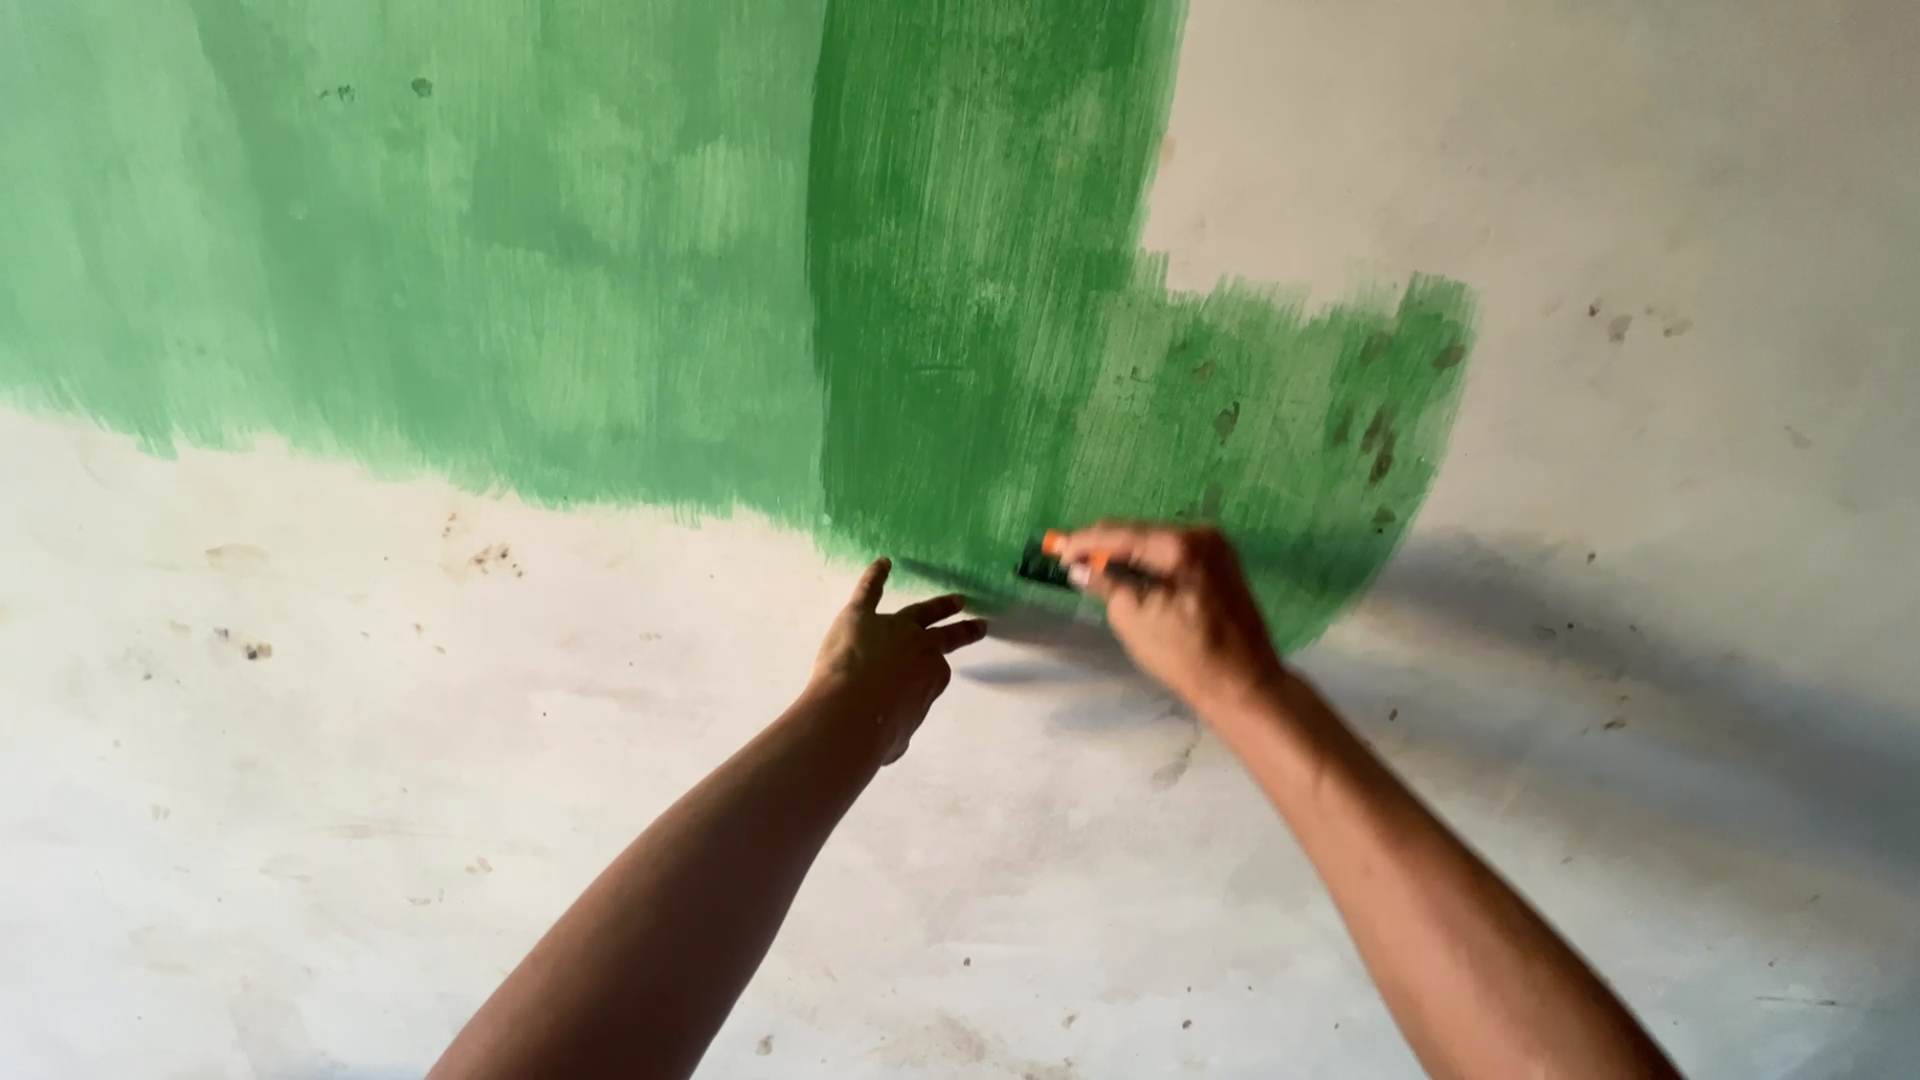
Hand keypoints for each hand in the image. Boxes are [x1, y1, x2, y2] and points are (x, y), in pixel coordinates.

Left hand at [811, 558, 988, 763]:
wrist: (851, 712)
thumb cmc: (878, 733)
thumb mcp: (898, 738)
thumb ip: (900, 726)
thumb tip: (892, 731)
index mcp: (932, 676)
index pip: (936, 674)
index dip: (927, 682)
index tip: (921, 689)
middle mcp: (920, 647)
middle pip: (946, 636)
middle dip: (962, 629)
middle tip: (976, 623)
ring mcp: (893, 627)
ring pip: (921, 612)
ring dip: (938, 606)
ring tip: (954, 600)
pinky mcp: (860, 616)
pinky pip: (870, 590)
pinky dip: (875, 576)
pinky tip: (883, 564)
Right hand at [1056, 524, 1286, 711]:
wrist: (1244, 683)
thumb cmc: (1185, 656)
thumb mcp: (1133, 619)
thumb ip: (1106, 584)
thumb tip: (1080, 568)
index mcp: (1180, 545)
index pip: (1120, 533)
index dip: (1084, 542)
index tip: (1057, 551)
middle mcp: (1201, 533)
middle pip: (1138, 532)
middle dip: (1104, 546)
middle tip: (1072, 560)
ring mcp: (1216, 545)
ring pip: (1155, 541)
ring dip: (1126, 554)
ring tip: (1095, 568)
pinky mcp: (1221, 561)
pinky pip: (1173, 552)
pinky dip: (1149, 561)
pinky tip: (1129, 573)